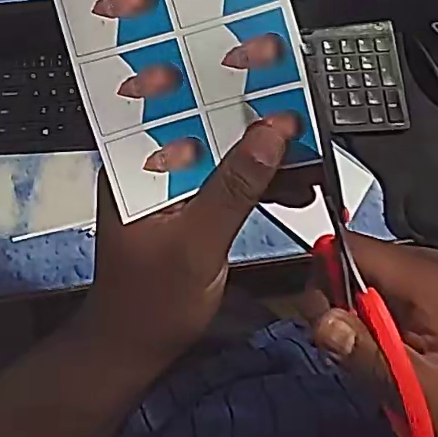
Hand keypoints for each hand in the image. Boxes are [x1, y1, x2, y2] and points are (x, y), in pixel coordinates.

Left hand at [78, 117, 309, 367]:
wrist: (136, 350)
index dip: (218, 94)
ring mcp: (170, 188)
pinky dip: (258, 185)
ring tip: (304, 154)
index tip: (262, 86)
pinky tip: (293, 186)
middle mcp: (148, 169)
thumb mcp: (196, 243)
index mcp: (132, 166)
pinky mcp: (189, 206)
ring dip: (261, 158)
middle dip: (249, 126)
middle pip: (202, 131)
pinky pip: (227, 183)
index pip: (175, 112)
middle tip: (294, 119)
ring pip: (221, 157)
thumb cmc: (149, 304)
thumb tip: (268, 137)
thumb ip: (233, 189)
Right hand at [307, 235, 437, 436]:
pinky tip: (380, 354)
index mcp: (423, 277)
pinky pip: (368, 290)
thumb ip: (369, 355)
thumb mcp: (423, 397)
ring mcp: (420, 277)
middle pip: (344, 258)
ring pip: (351, 276)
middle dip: (333, 303)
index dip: (323, 279)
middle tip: (349, 353)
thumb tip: (321, 320)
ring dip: (347, 317)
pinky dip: (362, 321)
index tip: (325, 325)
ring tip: (370, 359)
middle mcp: (420, 264)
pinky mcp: (418, 294)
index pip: (344, 245)